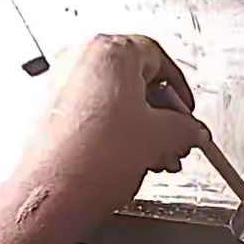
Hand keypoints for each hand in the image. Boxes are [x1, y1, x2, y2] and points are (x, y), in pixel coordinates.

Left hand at [0, 35, 200, 243]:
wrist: (56, 192)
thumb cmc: (95, 157)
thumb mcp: (160, 139)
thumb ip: (185, 129)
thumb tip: (191, 131)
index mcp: (110, 51)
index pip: (158, 57)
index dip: (179, 89)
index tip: (186, 111)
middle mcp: (80, 59)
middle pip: (134, 79)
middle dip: (161, 114)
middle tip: (175, 138)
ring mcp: (61, 85)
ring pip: (114, 100)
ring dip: (141, 128)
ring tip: (156, 156)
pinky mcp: (51, 113)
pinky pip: (93, 115)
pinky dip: (115, 133)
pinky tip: (130, 159)